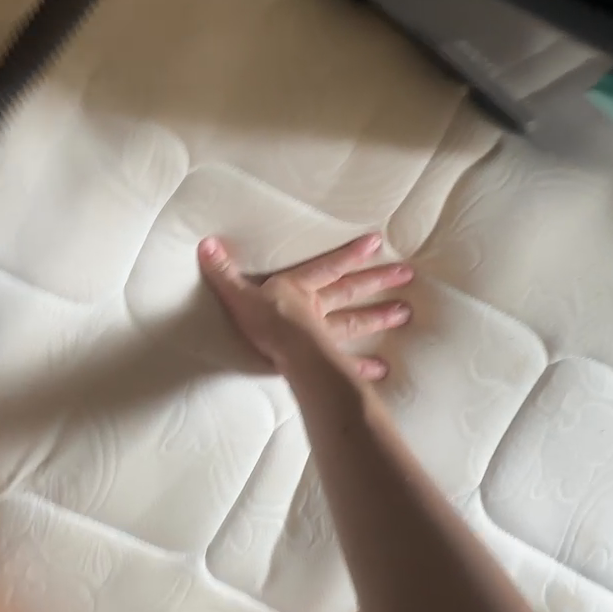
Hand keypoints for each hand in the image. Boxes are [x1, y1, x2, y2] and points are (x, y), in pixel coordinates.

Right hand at [198, 232, 412, 378]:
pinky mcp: (324, 359)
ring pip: (354, 321)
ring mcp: (323, 334)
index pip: (327, 266)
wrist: (284, 355)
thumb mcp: (238, 293)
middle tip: (406, 275)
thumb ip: (223, 271)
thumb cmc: (263, 322)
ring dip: (378, 317)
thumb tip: (206, 243)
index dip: (350, 254)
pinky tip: (381, 368)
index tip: (377, 242)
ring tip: (405, 313)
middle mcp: (314, 307)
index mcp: (297, 288)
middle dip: (376, 282)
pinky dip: (363, 366)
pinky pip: (346, 361)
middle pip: (349, 291)